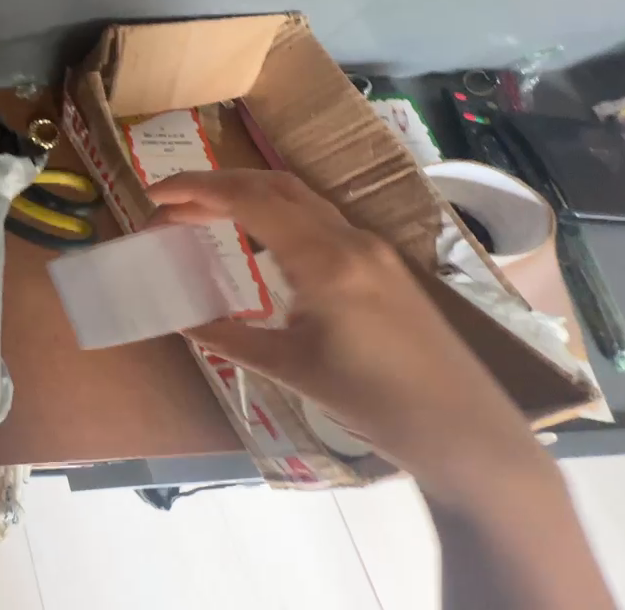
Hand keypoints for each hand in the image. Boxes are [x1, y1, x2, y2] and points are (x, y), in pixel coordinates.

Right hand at [150, 170, 545, 493]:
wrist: (472, 437)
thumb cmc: (377, 405)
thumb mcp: (288, 369)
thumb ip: (227, 336)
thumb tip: (177, 319)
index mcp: (326, 262)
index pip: (250, 200)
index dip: (194, 190)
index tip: (153, 197)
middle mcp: (351, 241)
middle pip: (271, 185)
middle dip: (211, 185)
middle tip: (166, 204)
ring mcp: (372, 249)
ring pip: (296, 196)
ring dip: (242, 194)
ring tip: (198, 213)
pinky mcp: (381, 264)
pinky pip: (315, 218)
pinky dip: (270, 211)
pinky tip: (251, 236)